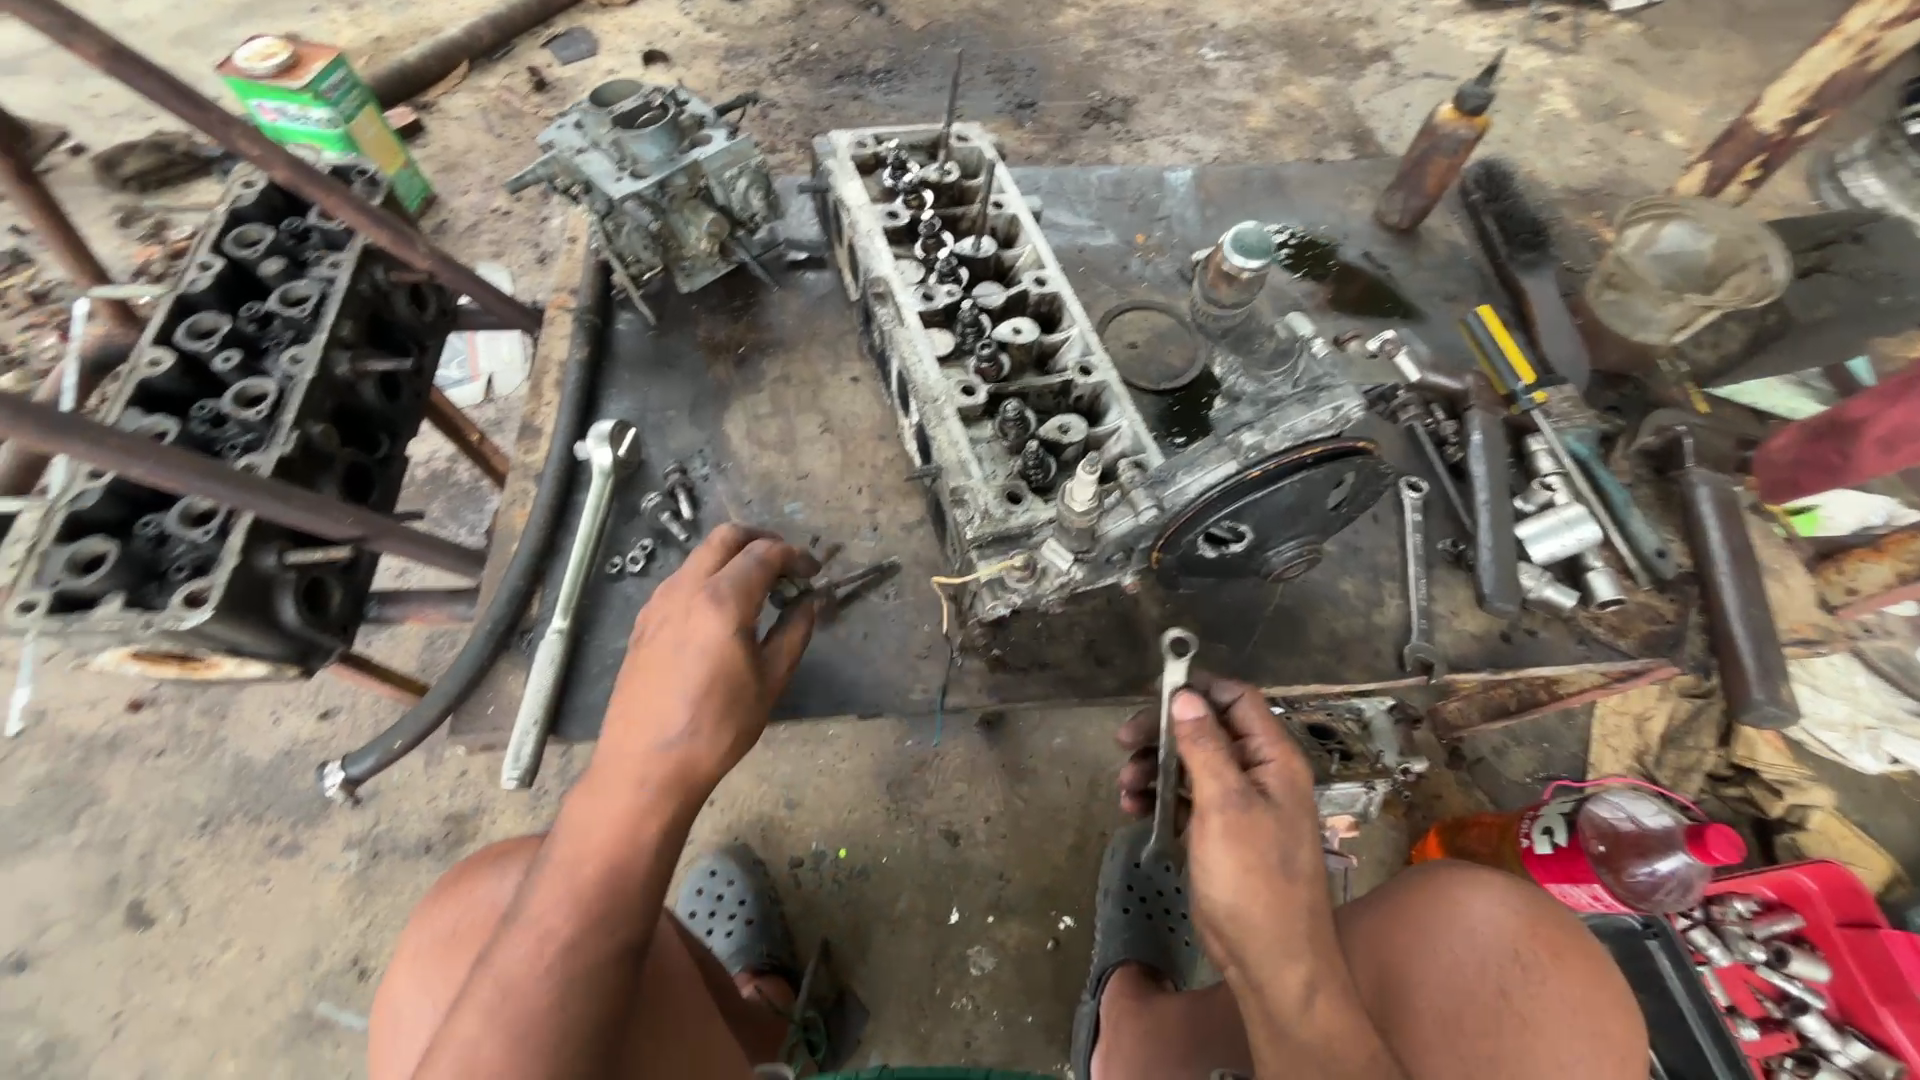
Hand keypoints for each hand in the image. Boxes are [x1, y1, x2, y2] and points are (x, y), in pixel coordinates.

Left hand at [594, 525, 820, 803]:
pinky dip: (710, 578)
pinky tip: (724, 613)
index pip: (764, 553)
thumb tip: (808, 603)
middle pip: (726, 537)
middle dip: (762, 541)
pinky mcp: (644, 622)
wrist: (646, 765)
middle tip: (787, 566)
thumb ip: (794, 631)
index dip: (795, 556)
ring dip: (733, 558)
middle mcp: (686, 589)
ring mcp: (659, 603)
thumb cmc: (718, 726)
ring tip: (759, 590)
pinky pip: (682, 580)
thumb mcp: (771, 680)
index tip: (813, 573)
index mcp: (722, 600)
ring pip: (700, 556)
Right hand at [1115, 674, 1326, 984]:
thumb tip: (1185, 696)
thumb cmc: (1254, 879)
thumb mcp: (1226, 805)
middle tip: (1124, 741)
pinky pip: (1185, 798)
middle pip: (1206, 730)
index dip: (1198, 689)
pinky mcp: (1218, 832)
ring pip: (1190, 764)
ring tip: (1125, 785)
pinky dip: (1158, 797)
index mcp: (1272, 759)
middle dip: (1164, 732)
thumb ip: (1205, 746)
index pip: (1237, 700)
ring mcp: (1238, 804)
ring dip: (1155, 767)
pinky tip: (1133, 808)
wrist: (1270, 961)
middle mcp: (1258, 774)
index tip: (1154, 693)